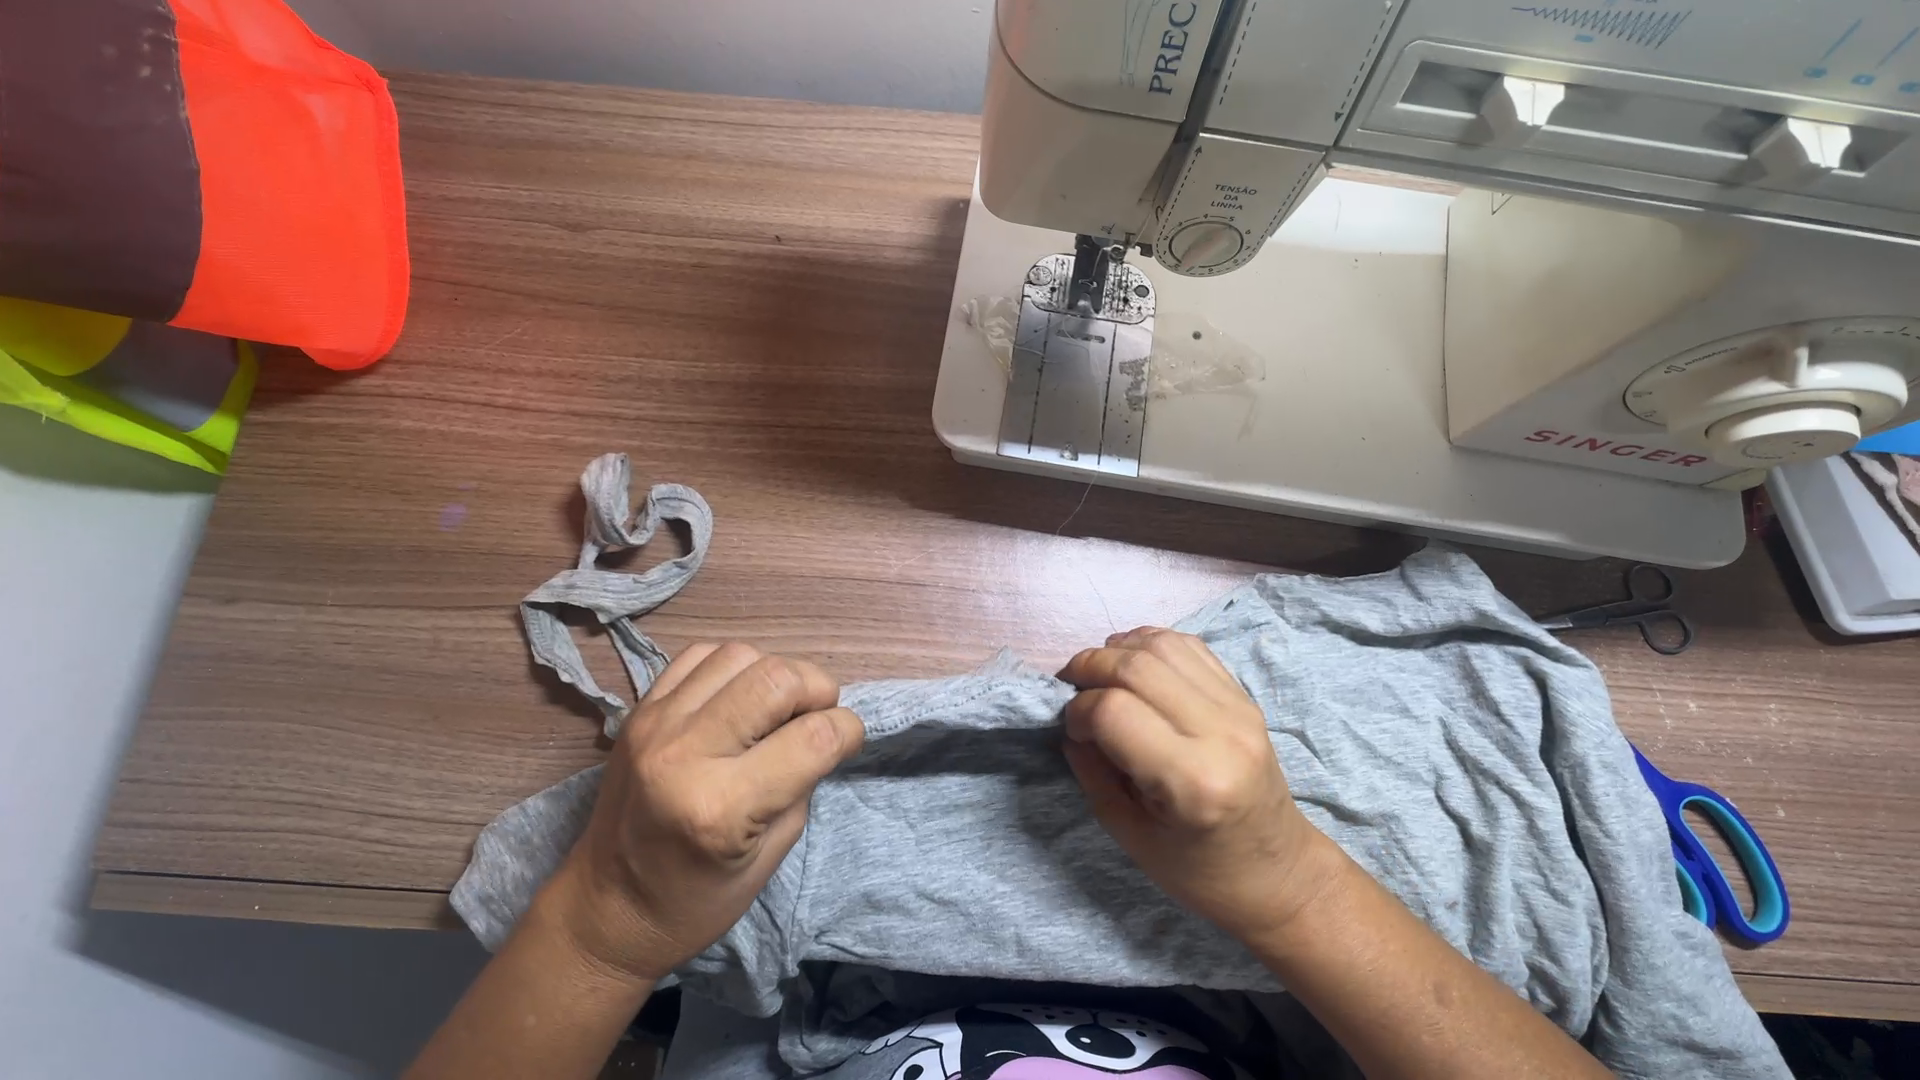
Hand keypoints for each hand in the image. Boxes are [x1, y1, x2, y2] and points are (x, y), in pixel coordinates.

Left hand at [539, 643, 864, 982]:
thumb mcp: (770, 856)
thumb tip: (825, 728)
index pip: (814, 738)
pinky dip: (733, 667)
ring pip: (740, 655)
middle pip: (778, 678)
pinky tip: (739, 697)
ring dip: (776, 673)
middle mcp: (686, 754)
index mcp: (722, 807)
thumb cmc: (694, 901)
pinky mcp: (639, 711)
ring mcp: (655, 724)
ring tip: (779, 707)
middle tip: (819, 715)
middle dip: (818, 688)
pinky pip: (699, 656)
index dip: (847, 730)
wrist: (604, 909)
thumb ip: (802, 783)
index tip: (849, 740)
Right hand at [1059, 627, 1327, 942]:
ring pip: (1163, 645)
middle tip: (1072, 690)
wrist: (1278, 873)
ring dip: (1118, 650)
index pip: (1113, 711)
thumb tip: (1068, 719)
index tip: (1074, 732)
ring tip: (1100, 675)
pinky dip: (1150, 644)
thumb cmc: (1198, 869)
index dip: (1078, 712)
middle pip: (1136, 666)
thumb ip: (1091, 771)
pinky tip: (1133, 666)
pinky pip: (1189, 646)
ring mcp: (1239, 709)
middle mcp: (1221, 734)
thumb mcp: (1128, 833)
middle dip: (1089, 668)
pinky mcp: (1245, 697)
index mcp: (1191, 781)